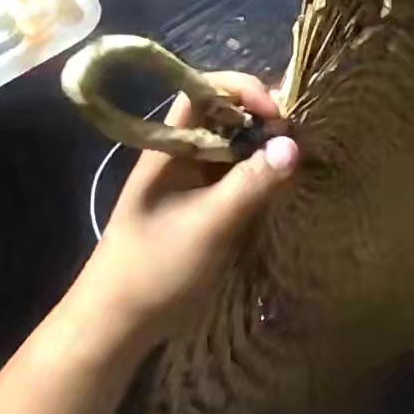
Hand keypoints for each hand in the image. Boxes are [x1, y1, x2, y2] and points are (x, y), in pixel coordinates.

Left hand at [85, 72, 299, 341]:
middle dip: (263, 116)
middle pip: (226, 111)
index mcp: (171, 144)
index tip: (276, 115)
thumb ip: (252, 183)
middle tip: (296, 137)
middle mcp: (183, 151)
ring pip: (236, 141)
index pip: (206, 89)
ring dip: (265, 144)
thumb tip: (294, 144)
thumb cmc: (156, 266)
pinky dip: (261, 169)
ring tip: (295, 157)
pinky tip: (282, 180)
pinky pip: (238, 170)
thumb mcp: (210, 224)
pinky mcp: (205, 200)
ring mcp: (193, 176)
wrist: (117, 324)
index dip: (244, 90)